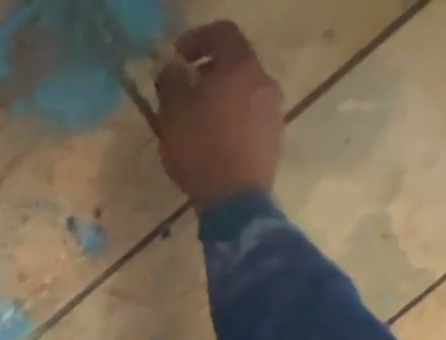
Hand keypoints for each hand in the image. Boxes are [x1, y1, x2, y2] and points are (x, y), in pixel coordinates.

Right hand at [154, 21, 284, 209]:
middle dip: (208, 72)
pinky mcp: (274, 139)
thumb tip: (172, 71)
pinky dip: (232, 120)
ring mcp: (273, 112)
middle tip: (184, 91)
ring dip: (221, 98)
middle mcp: (263, 82)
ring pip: (244, 92)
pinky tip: (214, 142)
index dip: (197, 39)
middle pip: (236, 64)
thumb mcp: (173, 115)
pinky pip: (250, 118)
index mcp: (240, 67)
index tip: (176, 58)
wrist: (235, 201)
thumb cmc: (201, 151)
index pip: (222, 33)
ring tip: (197, 121)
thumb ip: (171, 84)